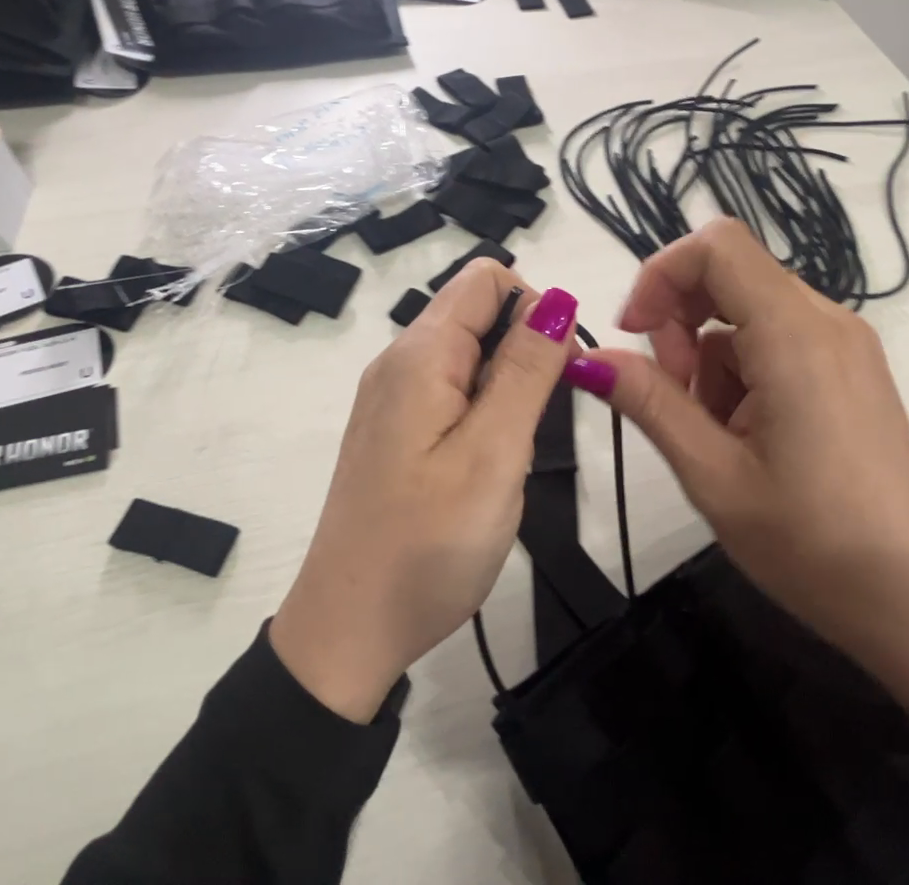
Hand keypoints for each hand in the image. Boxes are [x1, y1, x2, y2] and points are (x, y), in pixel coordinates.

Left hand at [270, 261, 598, 722]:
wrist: (352, 628)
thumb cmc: (428, 544)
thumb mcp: (493, 454)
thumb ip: (526, 371)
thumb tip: (556, 298)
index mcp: (418, 356)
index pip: (486, 280)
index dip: (536, 309)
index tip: (557, 374)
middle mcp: (397, 366)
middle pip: (477, 316)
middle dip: (525, 353)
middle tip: (533, 429)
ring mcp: (392, 403)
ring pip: (469, 360)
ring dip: (507, 392)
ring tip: (509, 458)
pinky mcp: (396, 438)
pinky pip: (451, 398)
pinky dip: (483, 418)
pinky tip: (485, 470)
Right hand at [588, 219, 908, 775]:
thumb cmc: (810, 542)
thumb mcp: (711, 474)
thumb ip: (649, 403)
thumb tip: (589, 359)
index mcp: (795, 335)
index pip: (715, 246)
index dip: (658, 276)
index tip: (633, 337)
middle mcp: (828, 322)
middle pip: (731, 276)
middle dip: (680, 323)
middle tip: (672, 399)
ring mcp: (847, 347)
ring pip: (750, 314)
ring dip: (709, 357)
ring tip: (713, 435)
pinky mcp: (852, 374)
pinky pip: (780, 342)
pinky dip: (744, 373)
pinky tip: (746, 437)